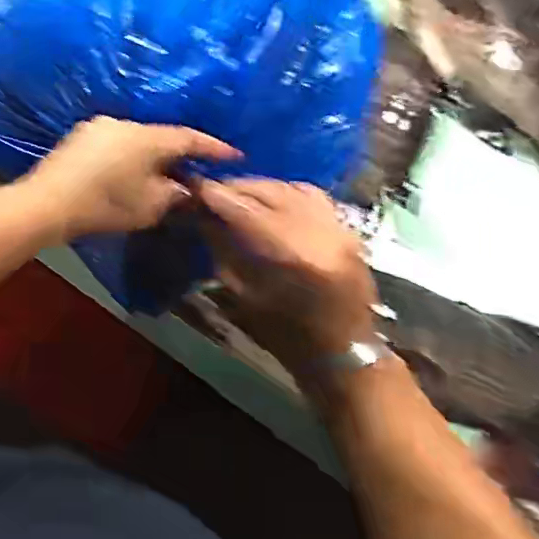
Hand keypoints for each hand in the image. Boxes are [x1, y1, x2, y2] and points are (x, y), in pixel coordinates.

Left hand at [21, 117, 240, 239]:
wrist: (45, 203)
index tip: (234, 156)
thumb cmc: (104, 204)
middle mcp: (119, 123)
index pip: (189, 137)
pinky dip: (128, 157)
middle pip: (159, 137)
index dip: (214, 148)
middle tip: (197, 171)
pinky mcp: (75, 140)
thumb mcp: (152, 205)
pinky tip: (133, 172)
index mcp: (145, 135)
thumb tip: (186, 186)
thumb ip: (178, 193)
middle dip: (179, 154)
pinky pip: (113, 145)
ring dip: (150, 155)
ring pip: (134, 140)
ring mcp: (93, 129)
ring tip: (165, 175)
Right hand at [197, 178, 378, 370]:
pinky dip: (286, 193)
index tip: (189, 187)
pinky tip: (269, 202)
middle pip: (268, 191)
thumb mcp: (239, 289)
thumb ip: (220, 245)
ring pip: (291, 188)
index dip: (212, 193)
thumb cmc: (281, 329)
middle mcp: (319, 234)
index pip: (242, 206)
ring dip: (259, 188)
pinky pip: (314, 198)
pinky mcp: (349, 232)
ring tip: (236, 195)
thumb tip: (199, 213)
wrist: (342, 351)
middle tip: (207, 192)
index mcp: (288, 253)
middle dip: (233, 188)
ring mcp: (339, 231)